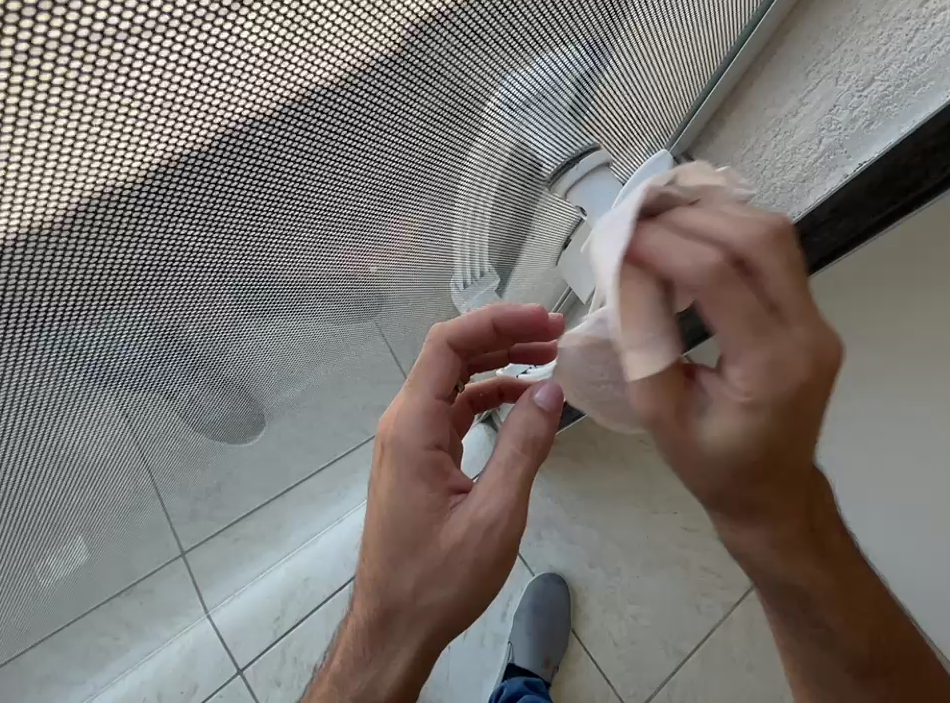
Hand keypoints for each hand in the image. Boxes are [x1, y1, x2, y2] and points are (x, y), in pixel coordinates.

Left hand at [307, 304, 566, 701]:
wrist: (393, 629)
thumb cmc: (439, 578)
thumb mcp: (495, 515)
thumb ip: (524, 446)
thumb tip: (551, 389)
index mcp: (413, 425)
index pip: (448, 343)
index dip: (497, 321)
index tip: (544, 320)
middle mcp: (405, 420)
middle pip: (451, 352)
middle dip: (503, 333)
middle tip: (556, 331)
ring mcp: (410, 437)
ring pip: (454, 377)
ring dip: (498, 360)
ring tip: (547, 354)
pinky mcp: (420, 455)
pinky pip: (454, 407)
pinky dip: (490, 394)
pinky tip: (523, 399)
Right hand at [621, 204, 949, 702]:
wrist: (774, 495)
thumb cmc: (713, 467)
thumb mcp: (659, 414)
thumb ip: (642, 338)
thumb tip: (626, 265)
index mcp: (771, 369)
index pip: (719, 277)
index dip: (664, 245)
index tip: (620, 237)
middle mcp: (808, 334)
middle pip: (758, 240)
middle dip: (690, 217)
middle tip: (639, 217)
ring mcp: (818, 319)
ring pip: (774, 233)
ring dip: (714, 214)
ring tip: (661, 216)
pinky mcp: (811, 311)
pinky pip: (776, 248)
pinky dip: (730, 226)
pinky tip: (692, 230)